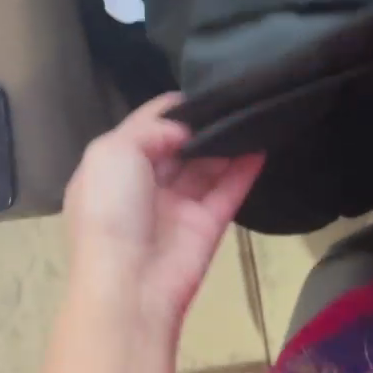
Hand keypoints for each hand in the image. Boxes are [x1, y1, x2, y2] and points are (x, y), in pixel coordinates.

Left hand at [62, 94, 263, 339]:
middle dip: (203, 125)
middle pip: (179, 147)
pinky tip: (262, 145)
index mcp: (112, 169)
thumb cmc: (110, 211)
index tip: (202, 88)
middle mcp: (144, 185)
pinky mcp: (208, 225)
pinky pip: (229, 191)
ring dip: (227, 143)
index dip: (170, 110)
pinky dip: (245, 169)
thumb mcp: (111, 153)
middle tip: (234, 98)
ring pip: (207, 168)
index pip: (143, 129)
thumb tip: (185, 132)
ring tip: (252, 114)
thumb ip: (149, 130)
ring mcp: (178, 207)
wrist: (129, 284)